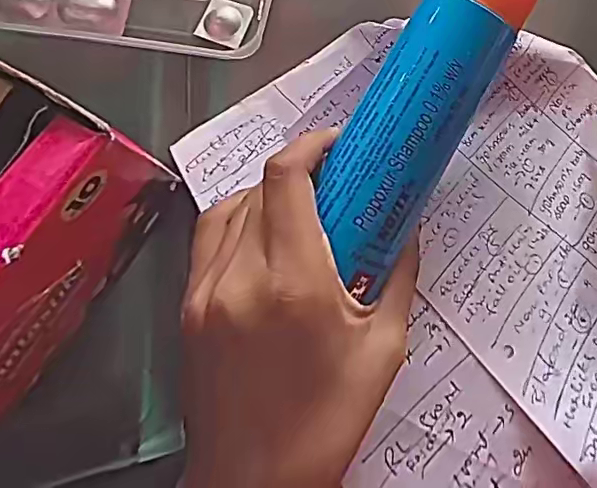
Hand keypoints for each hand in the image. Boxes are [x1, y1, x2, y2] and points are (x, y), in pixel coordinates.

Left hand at [181, 128, 419, 487]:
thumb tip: (407, 227)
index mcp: (293, 282)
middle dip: (302, 169)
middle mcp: (241, 277)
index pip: (287, 178)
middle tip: (335, 178)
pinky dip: (239, 217)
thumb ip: (400, 274)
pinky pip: (210, 235)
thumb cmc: (323, 423)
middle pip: (263, 185)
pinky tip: (263, 234)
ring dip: (269, 191)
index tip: (337, 143)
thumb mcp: (383, 347)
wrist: (253, 486)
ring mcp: (207, 292)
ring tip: (301, 204)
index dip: (312, 145)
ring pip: (232, 204)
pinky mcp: (189, 308)